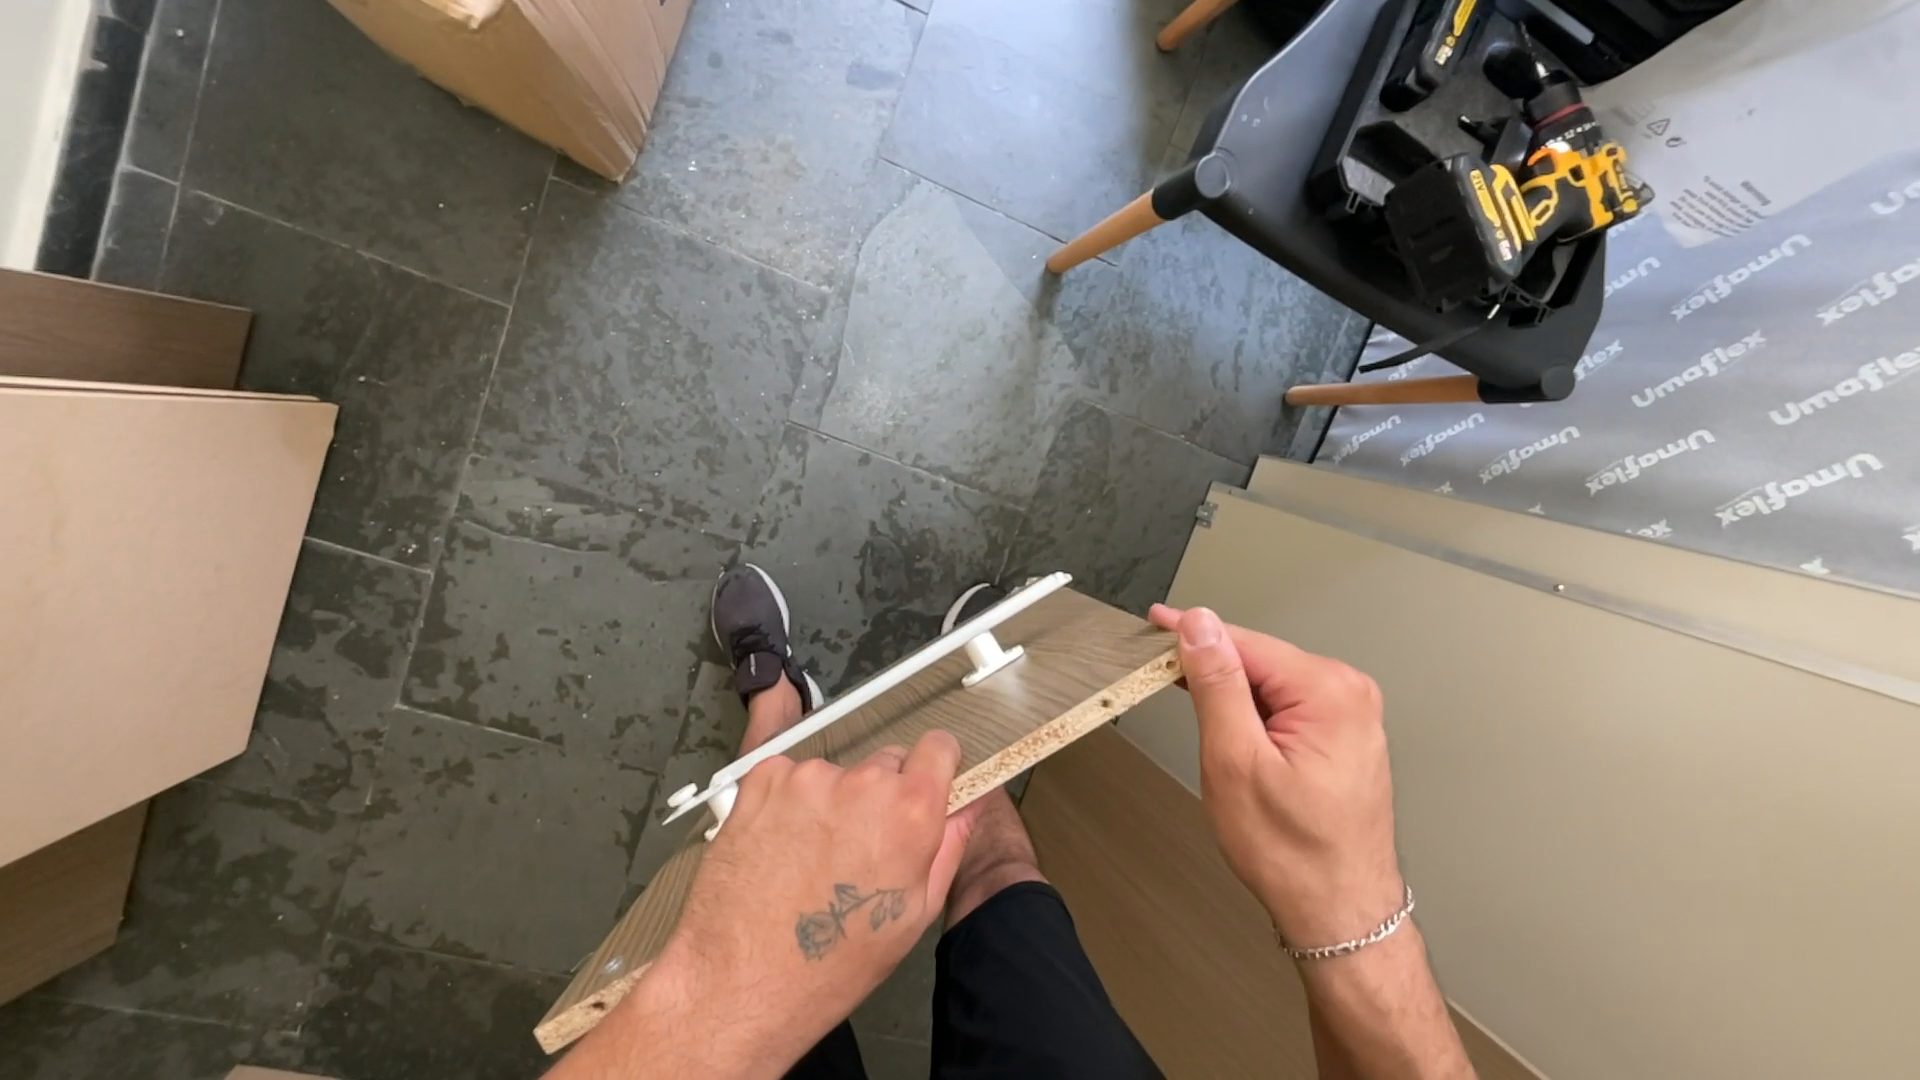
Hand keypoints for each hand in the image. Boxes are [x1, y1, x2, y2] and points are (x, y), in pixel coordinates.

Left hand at [648, 733, 978, 1068]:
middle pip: (887, 761)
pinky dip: (790, 798)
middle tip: (859, 844)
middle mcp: (862, 781)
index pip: (939, 746)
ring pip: (838, 772)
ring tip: (812, 855)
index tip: (926, 782)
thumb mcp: (916, 914)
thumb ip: (950, 844)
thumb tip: (969, 803)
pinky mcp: (764, 779)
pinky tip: (780, 843)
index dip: (935, 765)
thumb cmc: (833, 964)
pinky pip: (791, 774)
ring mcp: (809, 776)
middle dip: (882, 794)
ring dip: (833, 799)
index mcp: (910, 810)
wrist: (740, 983)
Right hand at [1148, 604, 1401, 947]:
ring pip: (1266, 679)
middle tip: (1156, 668)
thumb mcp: (1235, 761)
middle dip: (1207, 662)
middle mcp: (1347, 694)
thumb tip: (1200, 625)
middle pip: (1257, 657)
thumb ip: (1217, 684)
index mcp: (1329, 692)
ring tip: (1182, 694)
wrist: (1340, 914)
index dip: (1190, 633)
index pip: (1244, 641)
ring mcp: (1348, 715)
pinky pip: (1282, 701)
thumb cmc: (1292, 853)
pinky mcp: (1340, 733)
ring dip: (1224, 686)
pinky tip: (1221, 714)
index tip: (1154, 624)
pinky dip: (1246, 706)